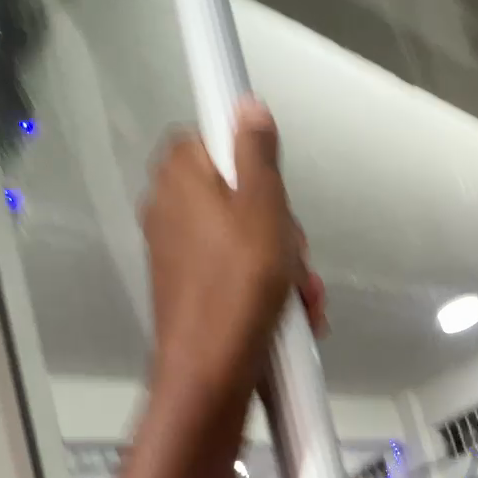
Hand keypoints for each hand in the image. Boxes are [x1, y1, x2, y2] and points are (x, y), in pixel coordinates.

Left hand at [140, 97, 326, 408]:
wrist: (209, 372)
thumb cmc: (239, 286)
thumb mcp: (263, 210)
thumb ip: (257, 154)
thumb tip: (247, 105)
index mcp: (180, 176)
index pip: (214, 141)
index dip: (253, 166)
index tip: (278, 200)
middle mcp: (171, 208)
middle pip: (238, 197)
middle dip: (282, 231)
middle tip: (299, 261)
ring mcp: (180, 254)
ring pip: (246, 243)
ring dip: (285, 270)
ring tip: (306, 302)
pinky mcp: (192, 291)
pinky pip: (237, 277)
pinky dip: (266, 292)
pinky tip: (294, 319)